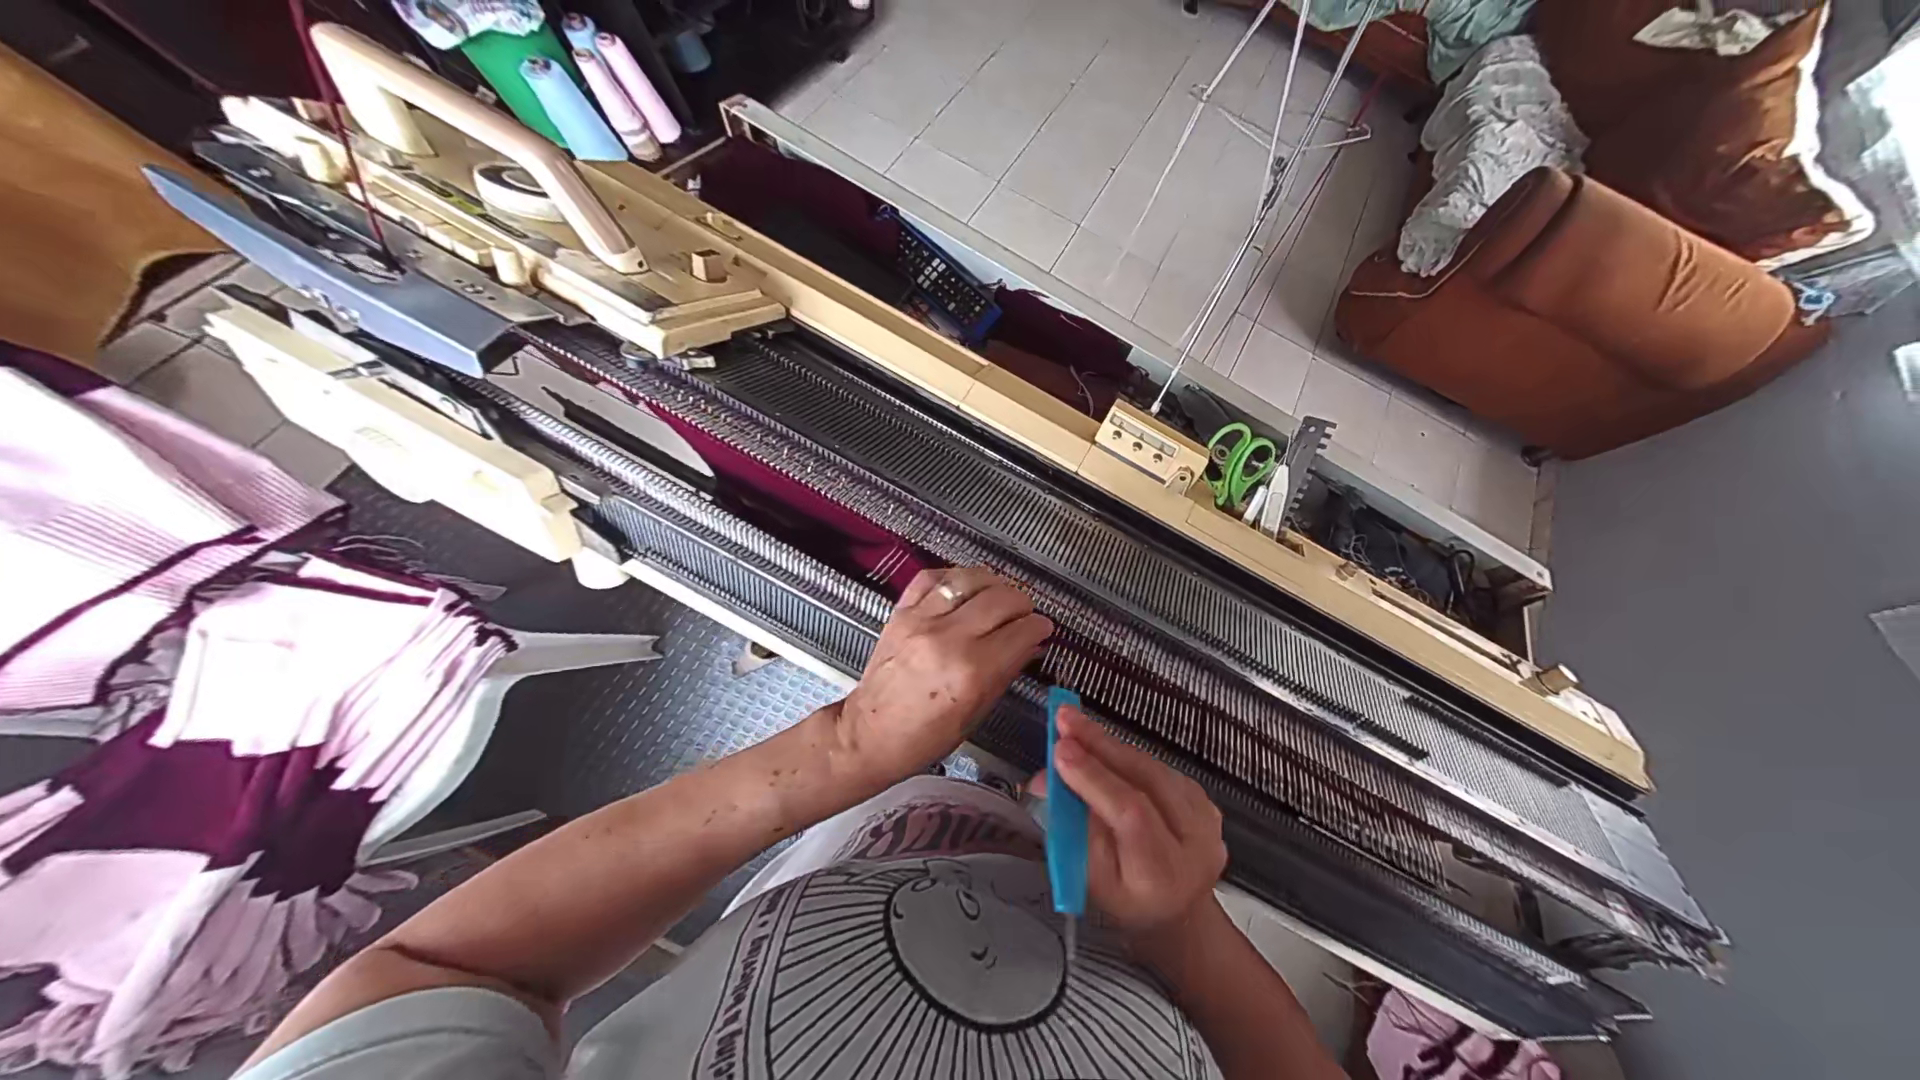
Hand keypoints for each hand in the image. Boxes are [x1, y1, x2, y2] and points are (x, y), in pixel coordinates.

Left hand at [829, 567, 1052, 791]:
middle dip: (1022, 602)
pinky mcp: (901, 613)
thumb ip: (1007, 671)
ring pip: (968, 579)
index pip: (1021, 631)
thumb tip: (1030, 645)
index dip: (1039, 626)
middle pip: (1001, 598)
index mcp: (972, 671)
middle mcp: (948, 639)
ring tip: (999, 594)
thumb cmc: (923, 735)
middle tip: (1024, 612)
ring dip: (992, 582)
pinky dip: (953, 577)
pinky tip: (964, 587)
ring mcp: (922, 621)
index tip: (1042, 627)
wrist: (871, 733)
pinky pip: (931, 578)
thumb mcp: (977, 712)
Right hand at [1030, 706, 1227, 938]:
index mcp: (1161, 874)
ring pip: (1152, 767)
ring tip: (1076, 725)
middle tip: (1065, 718)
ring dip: (1110, 743)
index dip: (1094, 777)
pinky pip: (1159, 767)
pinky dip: (1127, 753)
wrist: (1174, 909)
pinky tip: (1102, 744)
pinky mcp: (1204, 800)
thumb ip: (1070, 825)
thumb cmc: (1125, 897)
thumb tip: (1047, 776)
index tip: (1061, 749)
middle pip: (1146, 780)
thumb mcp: (1088, 876)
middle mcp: (1194, 845)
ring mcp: (1205, 820)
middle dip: (1099, 745)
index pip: (1131, 815)